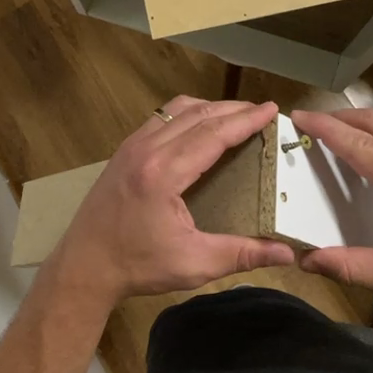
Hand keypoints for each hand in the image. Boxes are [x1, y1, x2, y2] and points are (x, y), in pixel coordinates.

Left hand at [43, 96, 296, 306]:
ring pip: (177, 111)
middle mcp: (146, 149)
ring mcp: (131, 146)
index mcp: (164, 172)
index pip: (214, 134)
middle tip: (262, 112)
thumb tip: (288, 253)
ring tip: (236, 116)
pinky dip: (187, 114)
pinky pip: (160, 118)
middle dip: (233, 109)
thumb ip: (242, 254)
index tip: (272, 110)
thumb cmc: (138, 265)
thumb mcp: (194, 263)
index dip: (246, 120)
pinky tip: (199, 126)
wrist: (84, 265)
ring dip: (209, 107)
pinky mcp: (123, 151)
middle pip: (198, 115)